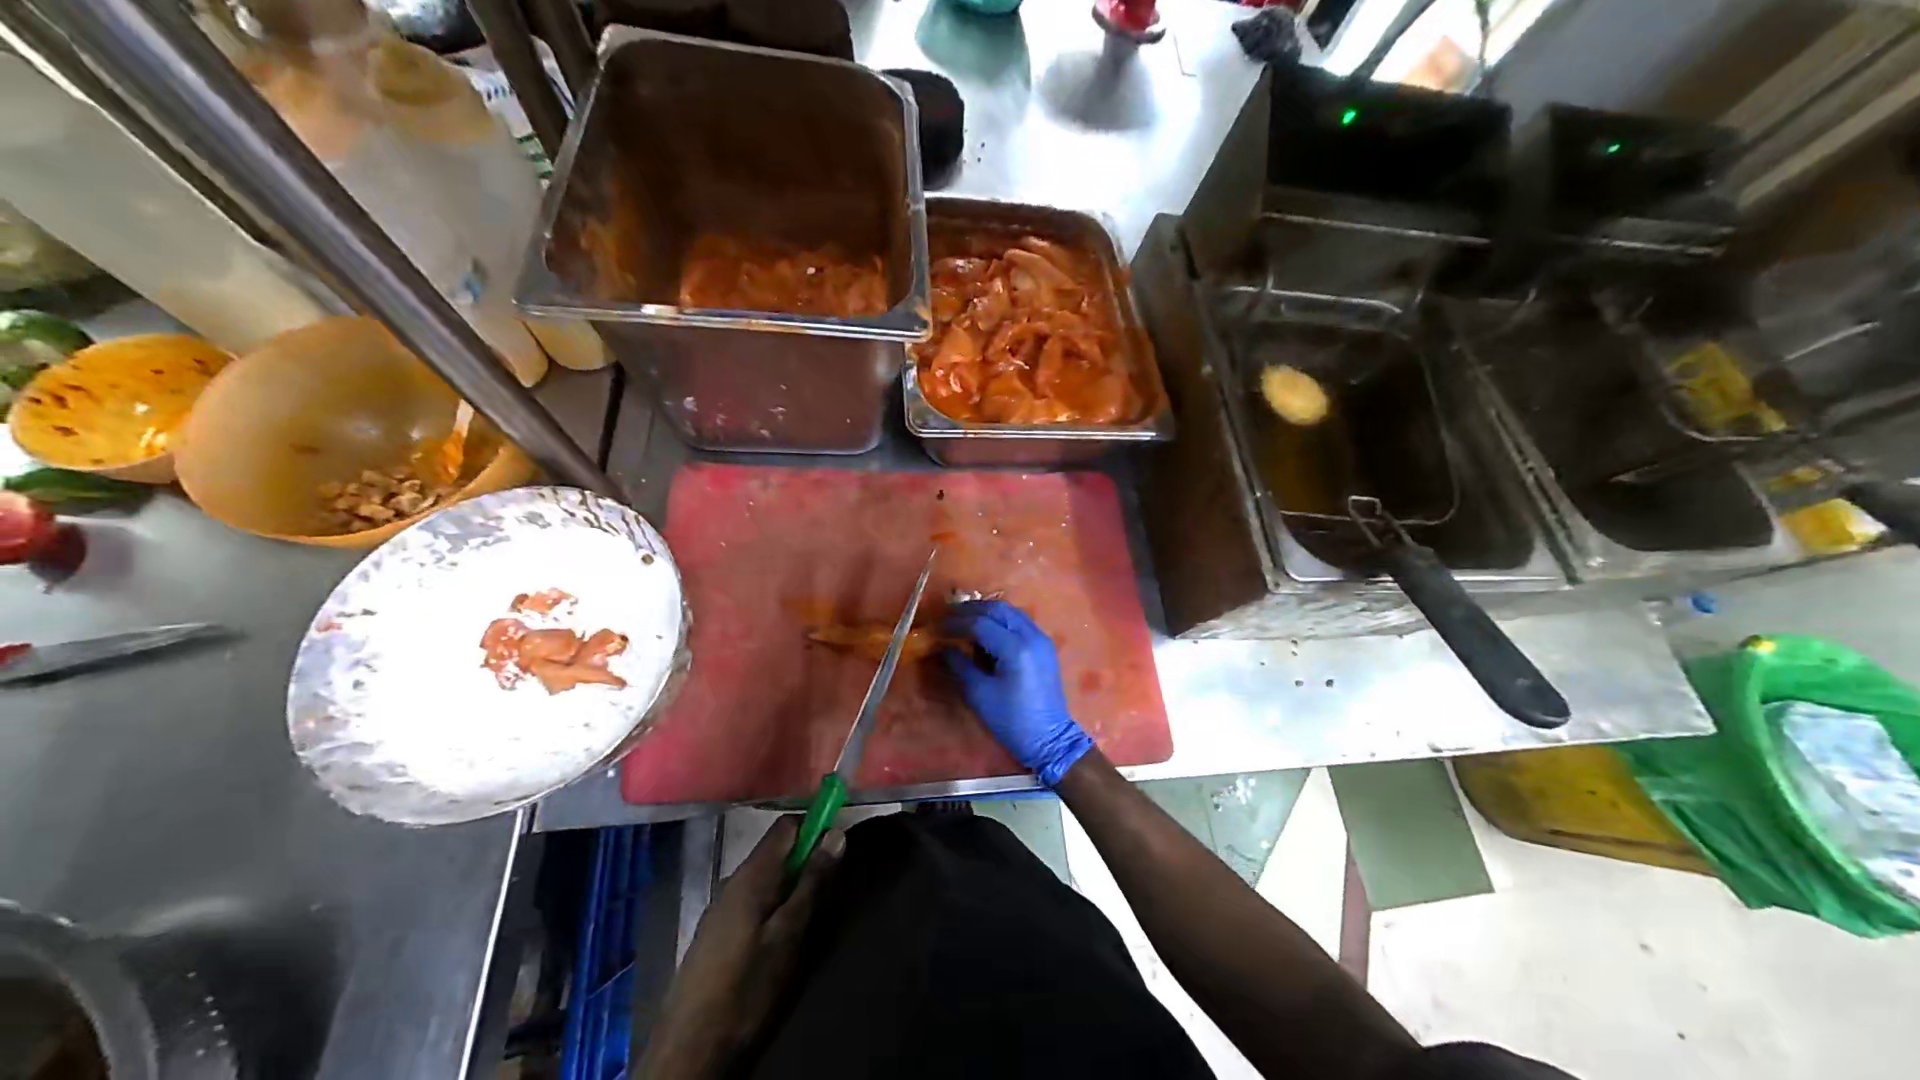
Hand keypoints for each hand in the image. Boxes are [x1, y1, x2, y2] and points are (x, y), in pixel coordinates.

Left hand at [637, 817, 843, 1079]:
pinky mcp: (717, 930)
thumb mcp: (790, 934)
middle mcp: (732, 881)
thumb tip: (836, 834)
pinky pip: (753, 899)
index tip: (837, 845)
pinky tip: (781, 934)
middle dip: (805, 861)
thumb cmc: (747, 984)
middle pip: (776, 852)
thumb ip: (812, 883)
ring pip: (765, 878)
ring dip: (790, 886)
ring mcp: (721, 906)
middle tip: (828, 890)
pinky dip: (773, 904)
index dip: (814, 827)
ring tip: (809, 916)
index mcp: (751, 875)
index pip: (786, 827)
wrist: (691, 1044)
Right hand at [943, 599, 1093, 786]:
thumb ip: (960, 664)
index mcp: (1016, 648)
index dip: (955, 623)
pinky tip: (985, 631)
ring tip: (964, 620)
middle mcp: (1032, 636)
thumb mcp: (979, 693)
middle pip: (998, 609)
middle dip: (971, 610)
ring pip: (1010, 612)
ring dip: (986, 612)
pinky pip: (1020, 622)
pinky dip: (1000, 620)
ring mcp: (1042, 639)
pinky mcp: (1044, 646)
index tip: (937, 627)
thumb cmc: (1011, 720)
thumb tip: (944, 647)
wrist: (1049, 738)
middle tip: (948, 616)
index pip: (980, 623)